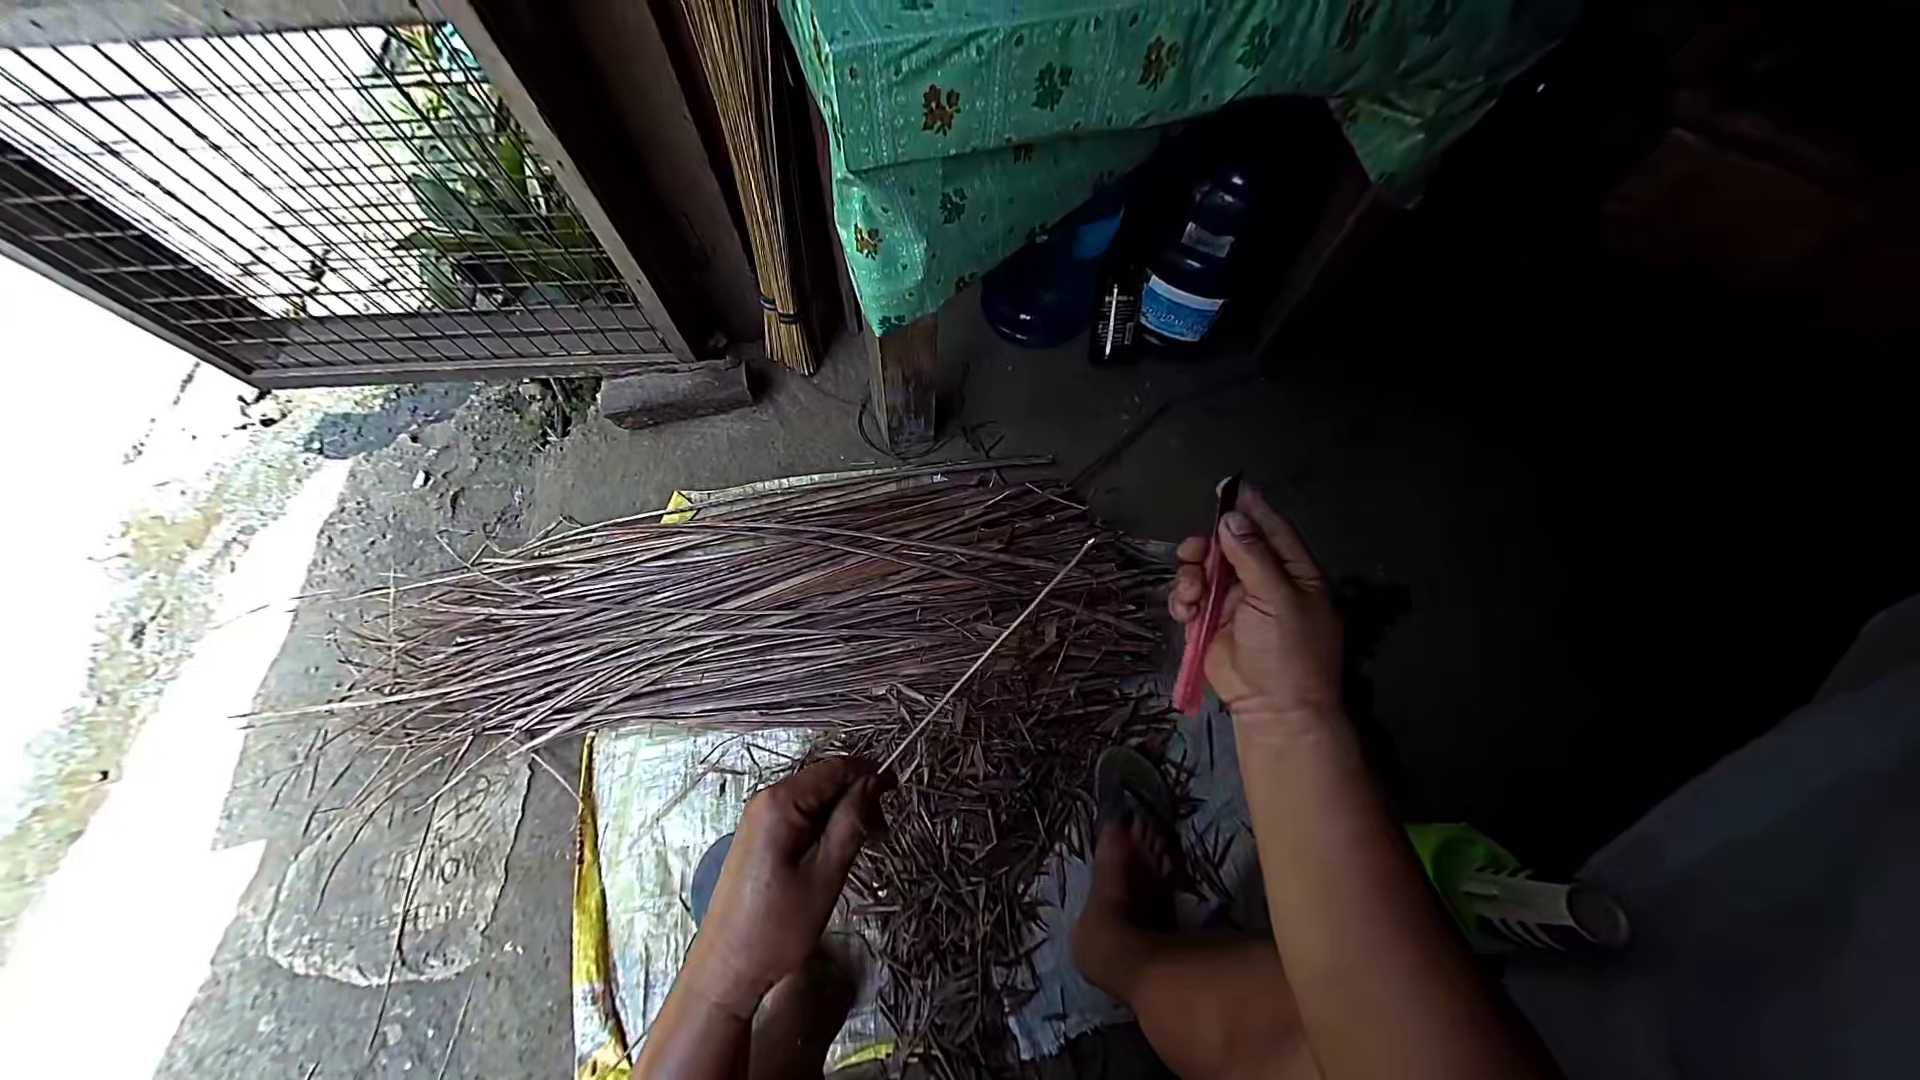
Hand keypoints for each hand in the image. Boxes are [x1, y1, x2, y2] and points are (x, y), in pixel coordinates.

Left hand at [683, 757, 889, 1018]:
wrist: (726, 972)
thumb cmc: (777, 927)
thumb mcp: (825, 874)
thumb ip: (851, 821)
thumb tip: (874, 781)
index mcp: (780, 802)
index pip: (834, 768)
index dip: (868, 773)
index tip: (897, 788)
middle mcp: (766, 799)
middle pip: (824, 780)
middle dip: (857, 795)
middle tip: (883, 829)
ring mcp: (759, 817)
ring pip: (815, 798)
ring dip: (843, 811)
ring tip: (866, 841)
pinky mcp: (760, 835)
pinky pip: (801, 814)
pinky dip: (825, 824)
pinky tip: (838, 848)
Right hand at [1168, 485, 1342, 732]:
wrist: (1271, 706)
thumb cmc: (1287, 651)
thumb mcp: (1278, 598)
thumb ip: (1252, 557)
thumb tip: (1232, 519)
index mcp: (1291, 573)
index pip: (1270, 530)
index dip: (1250, 508)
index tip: (1229, 487)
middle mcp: (1261, 581)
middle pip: (1227, 546)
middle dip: (1208, 547)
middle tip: (1195, 551)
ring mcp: (1232, 602)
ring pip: (1202, 570)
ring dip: (1192, 576)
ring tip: (1193, 593)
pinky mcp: (1208, 621)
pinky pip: (1188, 598)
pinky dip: (1182, 601)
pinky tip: (1187, 612)